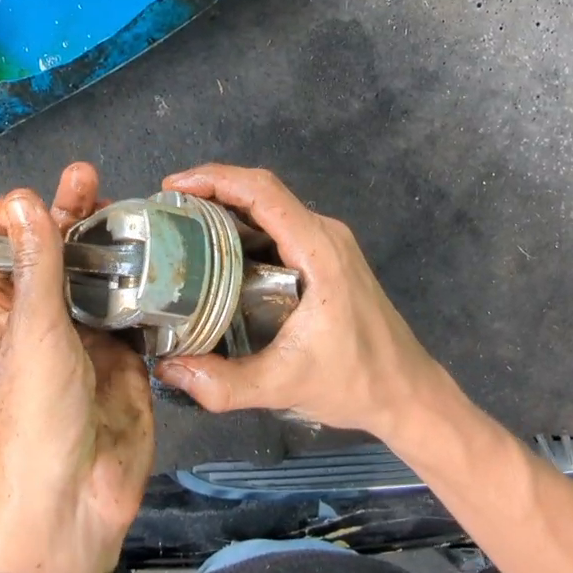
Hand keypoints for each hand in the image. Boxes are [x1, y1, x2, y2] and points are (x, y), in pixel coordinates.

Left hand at [0, 164, 154, 572]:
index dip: (2, 219)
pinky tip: (156, 251)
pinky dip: (141, 279)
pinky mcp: (123, 351)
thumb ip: (36, 265)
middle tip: (87, 178)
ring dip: (104, 239)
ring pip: (91, 271)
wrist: (76, 503)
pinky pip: (131, 304)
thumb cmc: (35, 420)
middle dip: (62, 212)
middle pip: (46, 250)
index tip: (28, 201)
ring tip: (126, 206)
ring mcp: (82, 332)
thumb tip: (22, 201)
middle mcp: (37, 315)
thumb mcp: (32, 334)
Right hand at [152, 164, 454, 442]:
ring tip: (179, 227)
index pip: (263, 192)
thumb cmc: (355, 382)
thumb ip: (224, 384)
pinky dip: (241, 228)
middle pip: (262, 192)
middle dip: (211, 191)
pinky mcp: (325, 257)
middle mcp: (325, 234)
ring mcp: (328, 243)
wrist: (407, 393)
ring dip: (225, 208)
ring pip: (269, 208)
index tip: (172, 188)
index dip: (216, 179)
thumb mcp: (284, 387)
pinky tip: (212, 251)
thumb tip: (166, 368)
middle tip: (166, 212)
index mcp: (320, 250)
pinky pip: (277, 227)